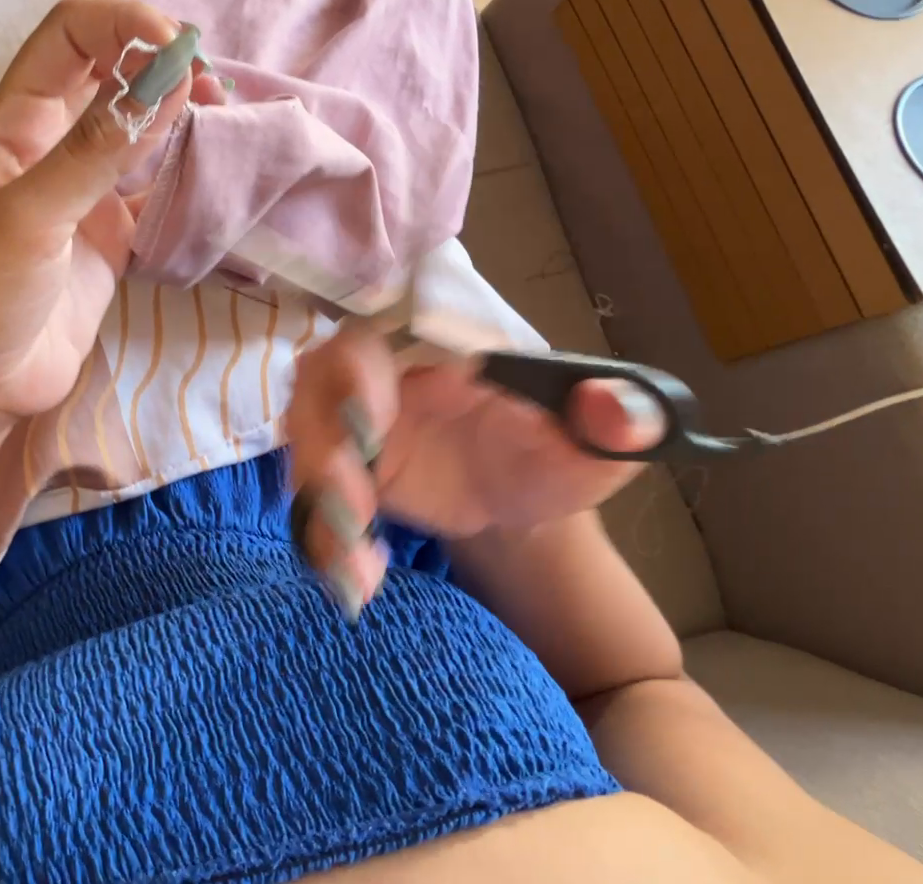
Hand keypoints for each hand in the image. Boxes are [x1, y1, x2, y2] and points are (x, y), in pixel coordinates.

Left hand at [0, 0, 220, 433]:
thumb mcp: (29, 217)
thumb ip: (93, 151)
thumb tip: (164, 79)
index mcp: (13, 124)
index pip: (68, 37)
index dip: (121, 24)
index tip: (176, 47)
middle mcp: (48, 147)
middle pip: (107, 74)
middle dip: (156, 62)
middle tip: (210, 81)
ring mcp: (80, 193)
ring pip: (134, 129)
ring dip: (174, 111)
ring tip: (219, 110)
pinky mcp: (107, 237)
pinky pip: (150, 188)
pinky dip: (180, 170)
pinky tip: (208, 166)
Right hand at [285, 317, 664, 609]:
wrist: (518, 496)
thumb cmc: (554, 454)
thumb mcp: (595, 443)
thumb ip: (618, 420)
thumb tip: (616, 409)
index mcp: (434, 355)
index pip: (372, 340)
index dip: (353, 375)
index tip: (366, 425)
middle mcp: (379, 382)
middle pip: (314, 391)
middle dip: (321, 447)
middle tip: (353, 510)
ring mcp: (351, 428)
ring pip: (303, 448)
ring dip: (318, 505)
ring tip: (356, 568)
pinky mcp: (340, 474)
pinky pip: (311, 501)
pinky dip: (324, 542)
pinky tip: (357, 582)